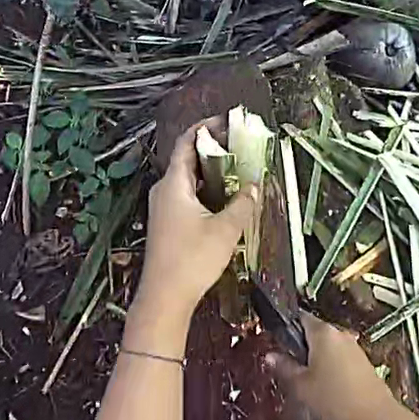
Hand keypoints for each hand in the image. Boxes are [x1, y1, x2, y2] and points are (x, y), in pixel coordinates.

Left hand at [134, 116, 259, 318]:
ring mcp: (163, 208)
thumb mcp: (225, 229)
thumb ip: (243, 204)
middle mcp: (164, 190)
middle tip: (240, 145)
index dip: (206, 127)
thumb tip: (255, 185)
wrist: (165, 297)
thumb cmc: (192, 259)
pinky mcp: (167, 223)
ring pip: (188, 179)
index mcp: (173, 184)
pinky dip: (206, 190)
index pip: (187, 142)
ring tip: (238, 169)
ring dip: (211, 172)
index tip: (227, 121)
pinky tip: (225, 199)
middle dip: (213, 149)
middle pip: (187, 158)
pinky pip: (187, 195)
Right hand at [266, 313, 409, 419]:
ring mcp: (354, 346)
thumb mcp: (302, 386)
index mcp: (323, 332)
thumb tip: (269, 355)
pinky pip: (340, 356)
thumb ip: (284, 367)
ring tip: (309, 381)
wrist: (376, 418)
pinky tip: (328, 387)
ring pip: (328, 346)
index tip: (278, 343)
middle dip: (301, 346)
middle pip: (314, 331)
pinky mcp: (363, 360)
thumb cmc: (335, 399)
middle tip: (291, 367)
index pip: (299, 317)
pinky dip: (331, 366)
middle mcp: (339, 333)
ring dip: (317, 358)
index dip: (286, 327)